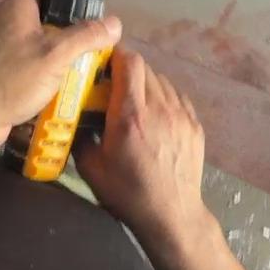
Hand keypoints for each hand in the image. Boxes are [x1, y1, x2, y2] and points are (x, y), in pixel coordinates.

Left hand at [0, 0, 122, 146]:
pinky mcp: (3, 72)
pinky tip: (69, 86)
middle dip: (72, 29)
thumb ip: (85, 36)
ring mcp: (3, 48)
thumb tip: (115, 23)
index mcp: (17, 7)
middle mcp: (8, 22)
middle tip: (97, 42)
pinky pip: (32, 66)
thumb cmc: (11, 78)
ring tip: (91, 66)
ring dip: (63, 55)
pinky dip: (49, 73)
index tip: (92, 7)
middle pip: (47, 16)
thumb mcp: (55, 54)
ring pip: (42, 44)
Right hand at [74, 51, 208, 243]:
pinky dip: (162, 96)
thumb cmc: (127, 192)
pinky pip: (176, 96)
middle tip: (111, 83)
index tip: (102, 61)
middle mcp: (159, 107)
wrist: (171, 215)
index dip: (115, 54)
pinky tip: (154, 113)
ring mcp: (181, 115)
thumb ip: (81, 138)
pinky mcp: (195, 125)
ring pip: (161, 80)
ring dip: (145, 83)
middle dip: (126, 69)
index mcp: (130, 115)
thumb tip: (75, 120)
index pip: (129, 62)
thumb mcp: (91, 168)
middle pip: (145, 67)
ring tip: (133, 99)